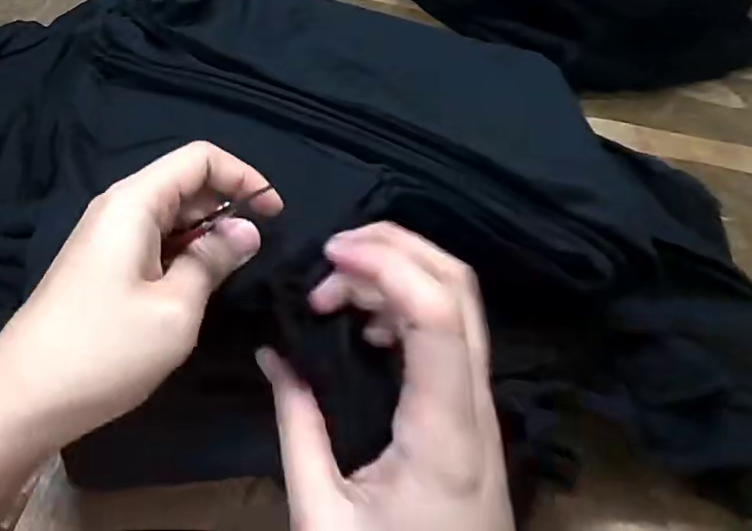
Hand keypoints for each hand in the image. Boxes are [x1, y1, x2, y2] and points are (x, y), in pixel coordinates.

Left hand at [0, 141, 283, 449]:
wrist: (24, 393)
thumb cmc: (105, 348)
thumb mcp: (175, 309)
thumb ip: (213, 261)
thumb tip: (245, 230)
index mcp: (134, 201)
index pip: (198, 158)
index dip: (242, 175)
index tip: (276, 212)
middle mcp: (117, 205)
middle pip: (183, 182)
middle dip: (227, 204)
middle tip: (262, 248)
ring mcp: (105, 234)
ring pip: (168, 213)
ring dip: (206, 231)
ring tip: (235, 269)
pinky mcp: (101, 261)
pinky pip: (152, 238)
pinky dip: (183, 249)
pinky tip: (197, 282)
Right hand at [257, 223, 512, 530]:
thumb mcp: (324, 515)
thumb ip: (297, 423)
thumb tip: (272, 354)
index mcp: (443, 434)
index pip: (438, 317)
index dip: (386, 265)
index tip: (328, 256)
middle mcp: (476, 407)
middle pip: (457, 287)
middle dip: (392, 246)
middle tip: (328, 256)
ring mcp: (479, 407)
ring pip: (454, 298)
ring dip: (391, 271)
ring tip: (332, 295)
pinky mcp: (469, 411)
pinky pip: (445, 327)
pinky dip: (401, 299)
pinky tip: (363, 323)